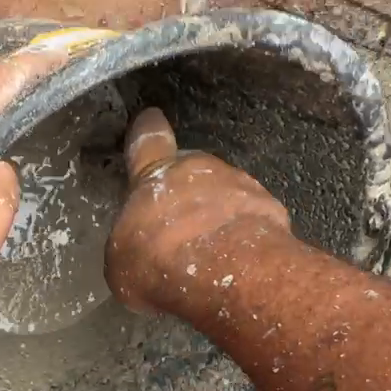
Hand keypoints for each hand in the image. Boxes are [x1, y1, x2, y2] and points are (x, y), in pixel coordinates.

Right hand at [105, 107, 292, 312]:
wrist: (222, 269)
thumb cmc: (157, 261)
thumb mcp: (121, 259)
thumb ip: (130, 240)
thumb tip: (139, 243)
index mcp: (155, 174)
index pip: (148, 141)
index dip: (146, 132)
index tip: (148, 120)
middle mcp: (200, 167)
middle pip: (189, 173)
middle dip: (183, 195)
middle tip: (174, 231)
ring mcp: (240, 184)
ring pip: (221, 196)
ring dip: (212, 219)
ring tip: (203, 256)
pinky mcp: (269, 209)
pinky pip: (246, 221)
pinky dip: (236, 239)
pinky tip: (227, 265)